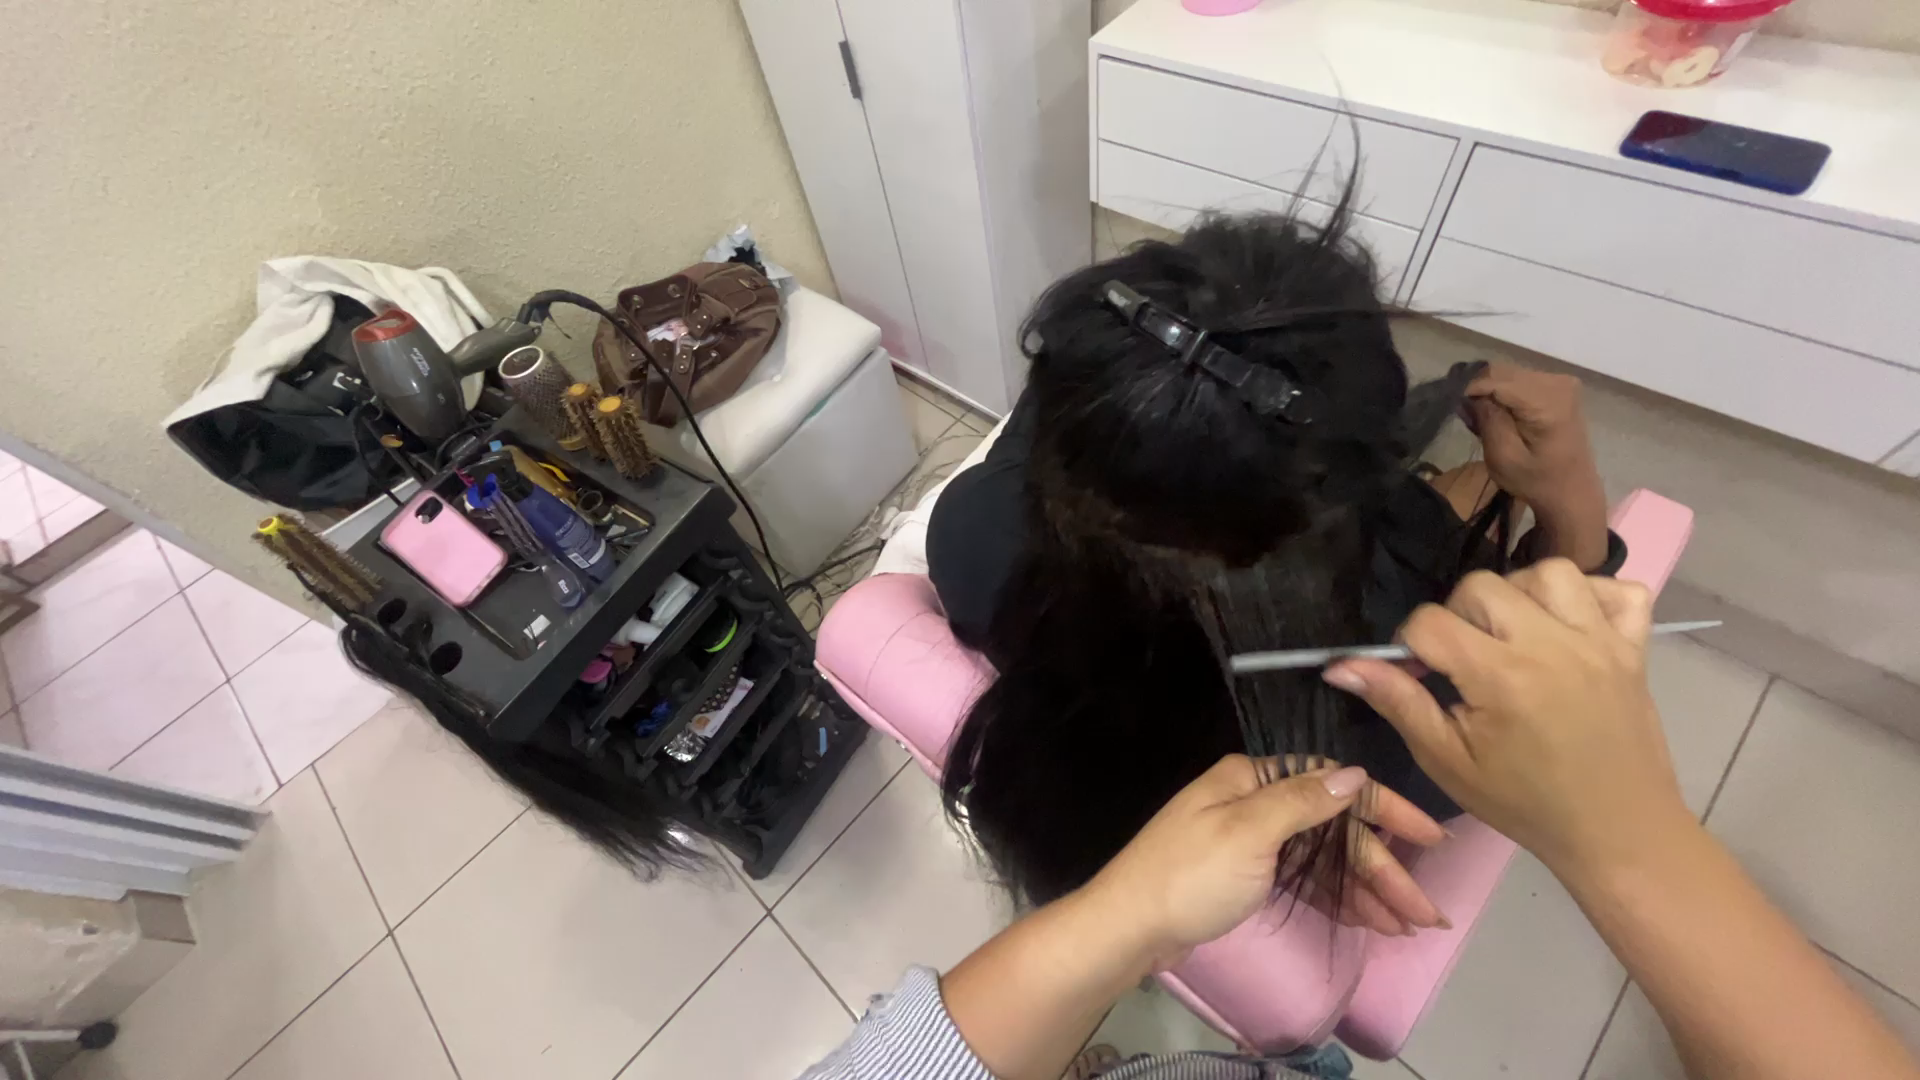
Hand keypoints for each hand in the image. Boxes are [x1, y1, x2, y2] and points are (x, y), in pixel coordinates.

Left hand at [1080, 755, 1447, 968]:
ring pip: (1320, 855)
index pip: (1329, 782)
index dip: (1382, 807)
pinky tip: (1370, 921)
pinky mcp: (1246, 873)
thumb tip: (1354, 772)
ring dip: (1364, 887)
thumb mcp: (1248, 833)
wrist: (1131, 923)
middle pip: (1330, 825)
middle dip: (1380, 865)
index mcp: (1249, 779)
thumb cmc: (1189, 874)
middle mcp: (1252, 801)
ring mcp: (1249, 839)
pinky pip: (1302, 878)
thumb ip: (1301, 801)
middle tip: (1426, 913)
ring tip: (1408, 926)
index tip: (1432, 837)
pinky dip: (1335, 897)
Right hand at [1323, 561, 1690, 874]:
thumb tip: (1338, 665)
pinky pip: (1619, 589)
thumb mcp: (1444, 759)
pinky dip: (1590, 595)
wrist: (1621, 834)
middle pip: (1481, 585)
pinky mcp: (1635, 649)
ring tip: (1511, 634)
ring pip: (1548, 573)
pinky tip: (1566, 625)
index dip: (1409, 644)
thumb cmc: (1523, 801)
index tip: (1419, 676)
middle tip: (1463, 659)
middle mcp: (1554, 646)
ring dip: (1519, 594)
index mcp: (1502, 677)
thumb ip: (1396, 701)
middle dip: (1457, 615)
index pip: (1429, 622)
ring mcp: (1602, 643)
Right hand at [1464, 365, 1603, 514]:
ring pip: (1506, 373)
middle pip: (1502, 372)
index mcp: (1548, 403)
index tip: (1447, 403)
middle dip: (1476, 389)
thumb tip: (1468, 394)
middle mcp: (1558, 383)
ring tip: (1477, 416)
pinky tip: (1495, 413)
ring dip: (1486, 391)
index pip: (1497, 381)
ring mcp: (1560, 383)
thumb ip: (1487, 420)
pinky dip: (1499, 393)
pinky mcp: (1557, 387)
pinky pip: (1517, 380)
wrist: (1570, 489)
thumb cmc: (1535, 479)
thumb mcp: (1502, 456)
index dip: (1467, 388)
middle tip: (1463, 415)